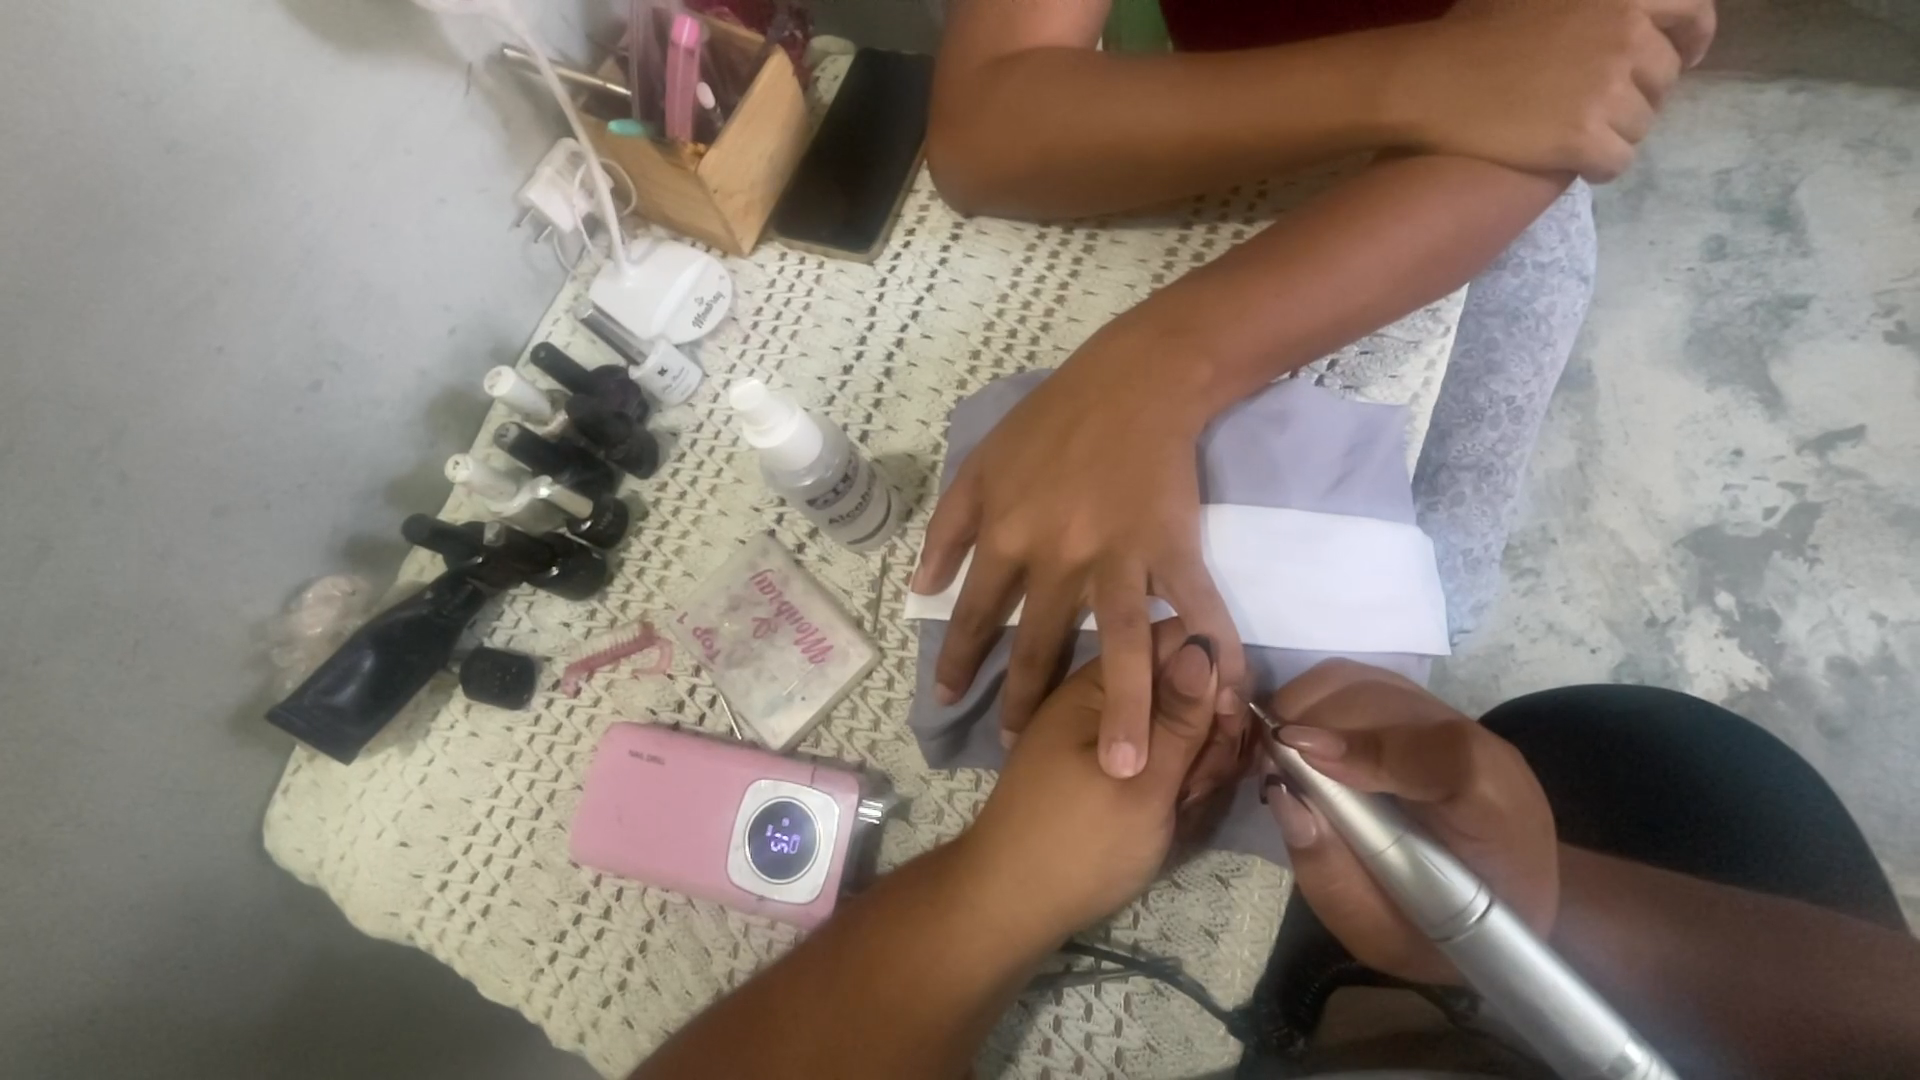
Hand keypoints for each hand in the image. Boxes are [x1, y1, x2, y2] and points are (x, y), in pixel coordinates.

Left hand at [912, 333, 1245, 790]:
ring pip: (1115, 645)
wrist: (1133, 382)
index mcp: (1006, 534)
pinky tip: (1229, 699)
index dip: (959, 661)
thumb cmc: (1050, 422)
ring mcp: (1118, 556)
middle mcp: (1057, 556)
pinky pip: (1193, 608)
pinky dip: (1213, 650)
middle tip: (1013, 747)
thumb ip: (946, 529)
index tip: (948, 701)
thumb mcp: (979, 465)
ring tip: (1120, 772)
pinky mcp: (1171, 549)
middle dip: (1022, 701)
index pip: (975, 614)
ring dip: (1120, 712)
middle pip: (1037, 644)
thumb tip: (920, 589)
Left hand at [957, 621, 1219, 941]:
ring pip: (1175, 733)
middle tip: (1194, 785)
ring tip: (1178, 810)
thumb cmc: (1078, 842)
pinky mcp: (1106, 771)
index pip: (1173, 643)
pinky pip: (1156, 762)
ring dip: (1193, 768)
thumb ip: (1180, 716)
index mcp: (1100, 684)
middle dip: (1205, 735)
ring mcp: (1102, 738)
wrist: (1011, 904)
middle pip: (1181, 691)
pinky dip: (1171, 787)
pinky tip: (1171, 819)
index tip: (1227, 722)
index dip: (1213, 673)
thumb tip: (1205, 641)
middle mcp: (1101, 701)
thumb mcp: (1143, 782)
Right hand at [1262, 661, 1558, 983]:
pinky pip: (1351, 682)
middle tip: (1267, 763)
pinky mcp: (1416, 707)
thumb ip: (1333, 873)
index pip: (1446, 756)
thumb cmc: (1434, 930)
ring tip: (1280, 753)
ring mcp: (1448, 720)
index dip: (1369, 746)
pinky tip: (1298, 740)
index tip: (1296, 750)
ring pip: (1359, 681)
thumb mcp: (1382, 934)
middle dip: (1310, 721)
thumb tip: (1281, 797)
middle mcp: (1481, 751)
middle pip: (1383, 701)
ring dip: (1304, 706)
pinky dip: (1311, 700)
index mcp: (1495, 816)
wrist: (1488, 909)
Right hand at [1389, 0, 1715, 181]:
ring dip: (1616, 135)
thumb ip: (1586, 4)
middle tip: (1605, 113)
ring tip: (1581, 143)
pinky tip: (1579, 168)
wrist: (1426, 82)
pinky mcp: (1579, 139)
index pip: (1691, 15)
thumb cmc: (1467, 34)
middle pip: (1663, 80)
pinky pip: (1616, 161)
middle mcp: (1627, 37)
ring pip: (1640, 125)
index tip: (1685, 57)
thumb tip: (1610, 16)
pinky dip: (1603, 167)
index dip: (1693, 40)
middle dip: (1640, 97)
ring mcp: (1605, 90)